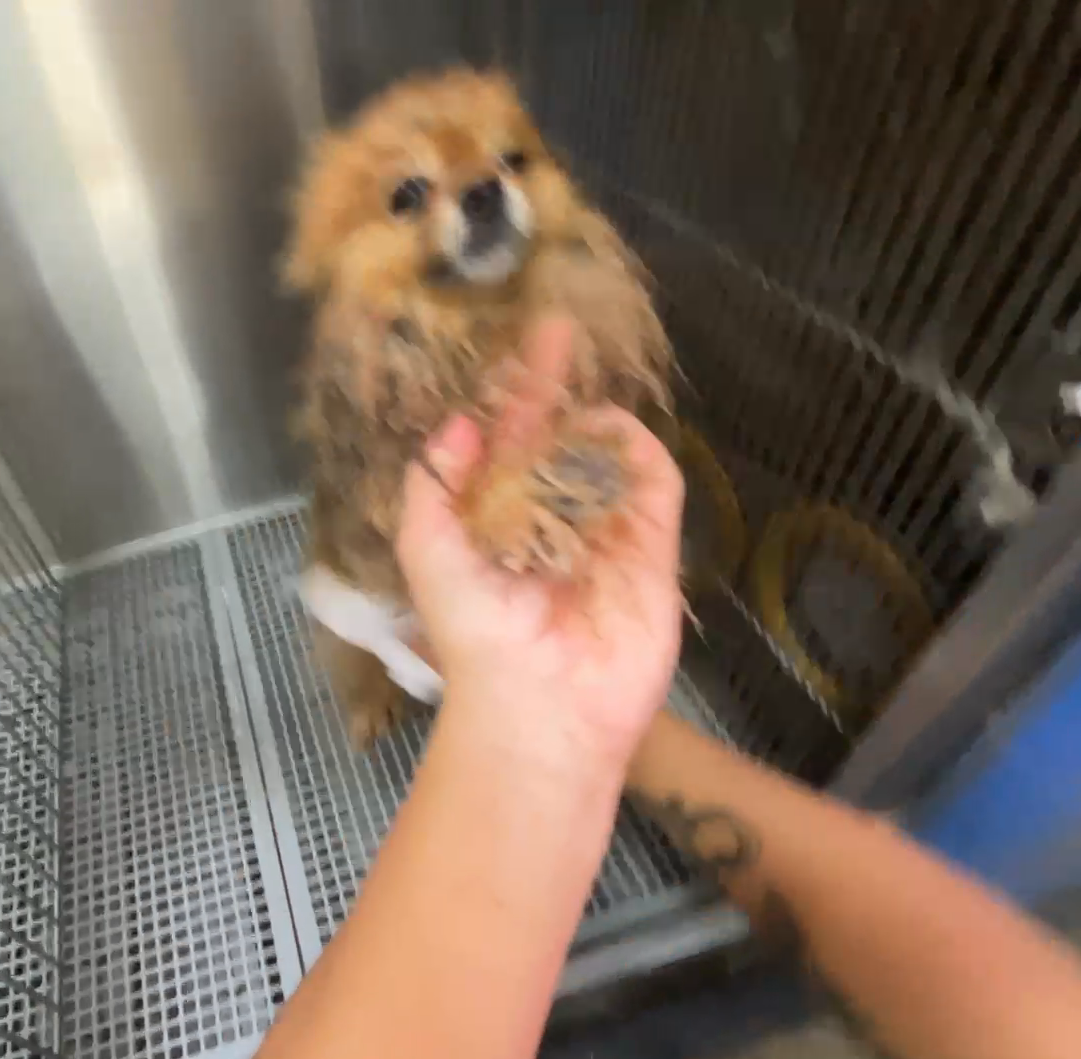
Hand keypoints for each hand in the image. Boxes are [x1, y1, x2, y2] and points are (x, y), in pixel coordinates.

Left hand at [396, 317, 686, 766]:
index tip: (517, 345)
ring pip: (605, 454)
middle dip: (554, 386)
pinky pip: (653, 485)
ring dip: (593, 416)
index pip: (504, 443)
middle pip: (555, 437)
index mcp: (494, 518)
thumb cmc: (475, 632)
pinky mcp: (651, 549)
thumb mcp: (427, 553)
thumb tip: (458, 427)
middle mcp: (546, 518)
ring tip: (578, 383)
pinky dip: (639, 452)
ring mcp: (601, 531)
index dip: (509, 395)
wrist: (540, 706)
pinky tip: (612, 430)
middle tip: (560, 330)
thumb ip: (432, 487)